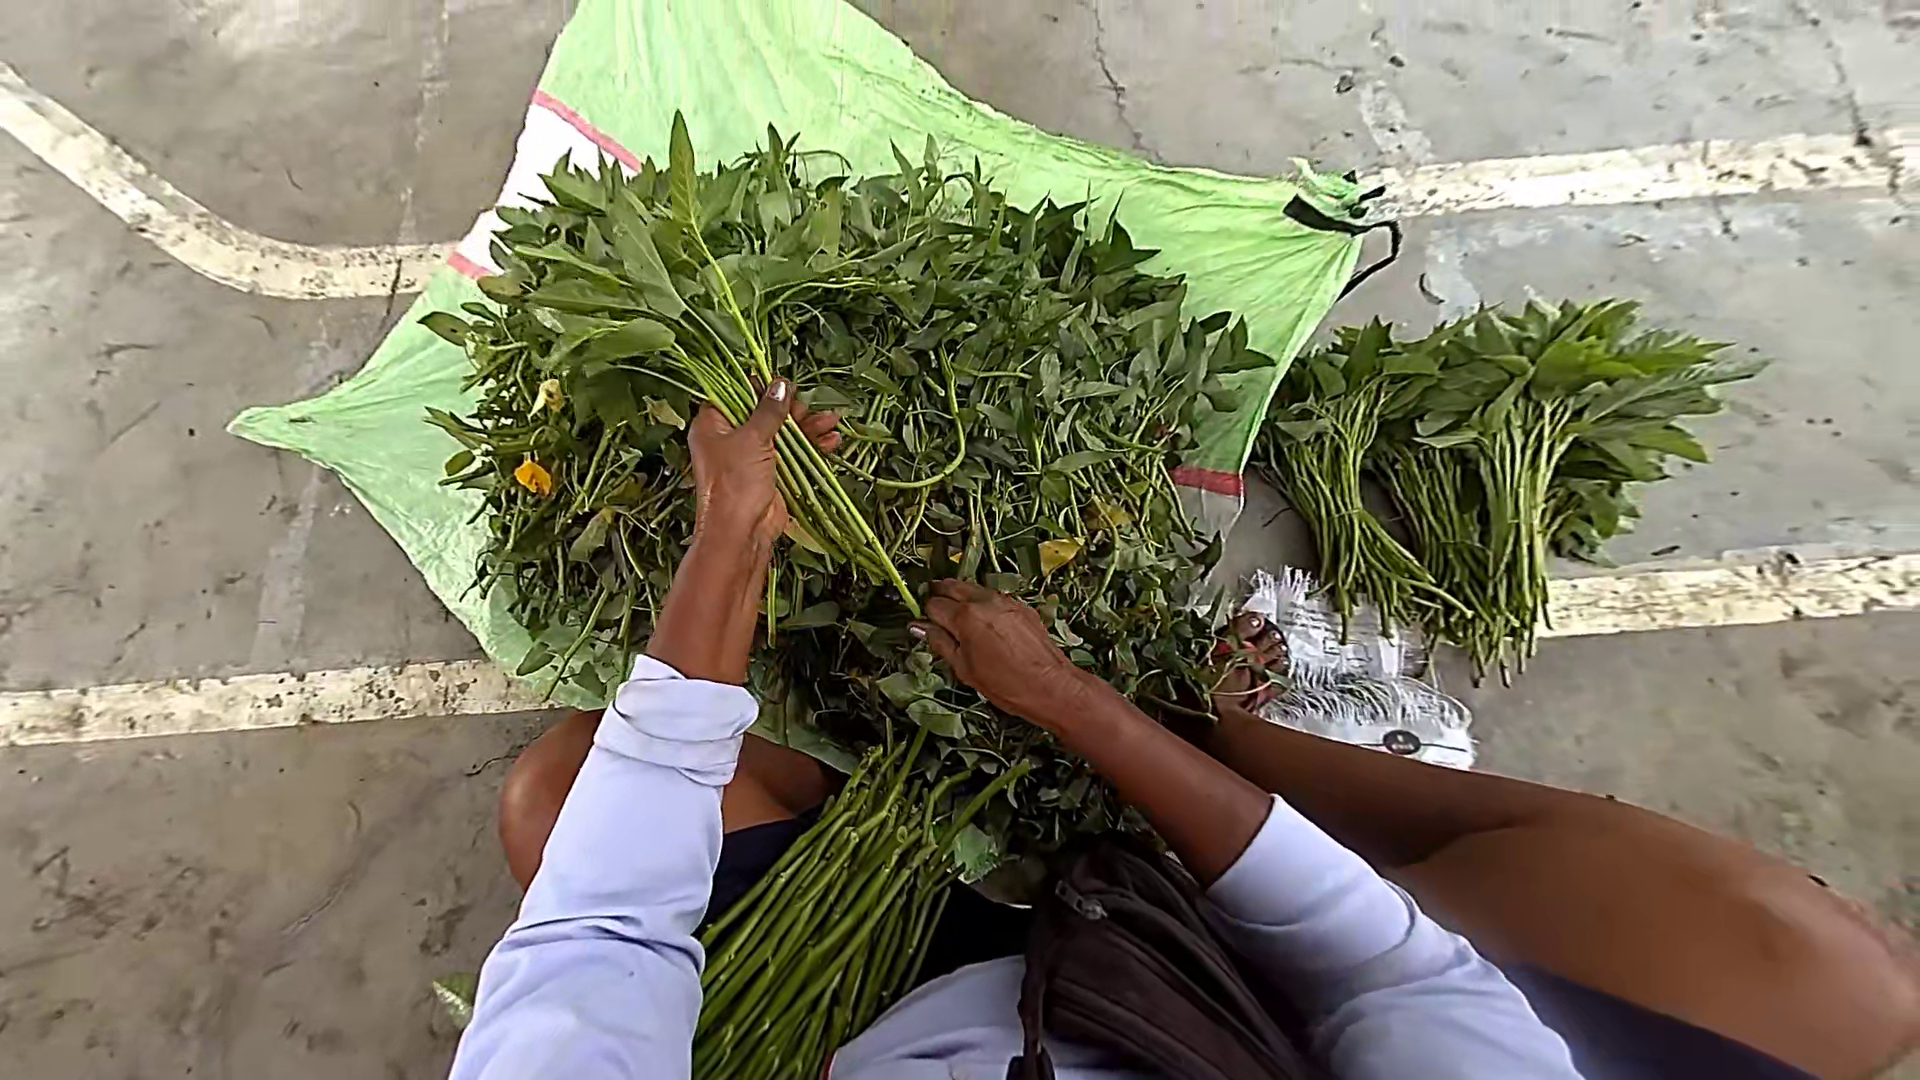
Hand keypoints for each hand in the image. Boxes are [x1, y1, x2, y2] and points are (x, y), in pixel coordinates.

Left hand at [687, 378, 839, 559]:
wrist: (743, 531)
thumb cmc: (736, 483)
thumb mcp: (752, 439)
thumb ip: (769, 411)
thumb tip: (780, 385)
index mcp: (713, 425)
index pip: (735, 394)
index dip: (759, 387)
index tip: (783, 383)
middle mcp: (731, 438)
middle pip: (764, 413)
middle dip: (792, 410)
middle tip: (808, 409)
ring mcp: (753, 457)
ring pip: (783, 434)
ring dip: (808, 428)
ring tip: (831, 422)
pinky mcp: (772, 473)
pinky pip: (794, 453)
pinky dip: (811, 447)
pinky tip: (830, 442)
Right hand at [911, 580, 1101, 726]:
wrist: (1050, 685)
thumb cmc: (1007, 684)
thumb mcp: (964, 668)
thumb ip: (940, 642)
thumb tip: (920, 628)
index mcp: (966, 617)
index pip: (934, 604)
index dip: (925, 614)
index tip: (925, 624)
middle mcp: (984, 602)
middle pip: (951, 586)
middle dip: (940, 596)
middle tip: (935, 612)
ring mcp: (1004, 600)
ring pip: (972, 587)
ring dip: (960, 596)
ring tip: (957, 617)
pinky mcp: (1019, 605)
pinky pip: (992, 596)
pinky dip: (981, 602)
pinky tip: (982, 620)